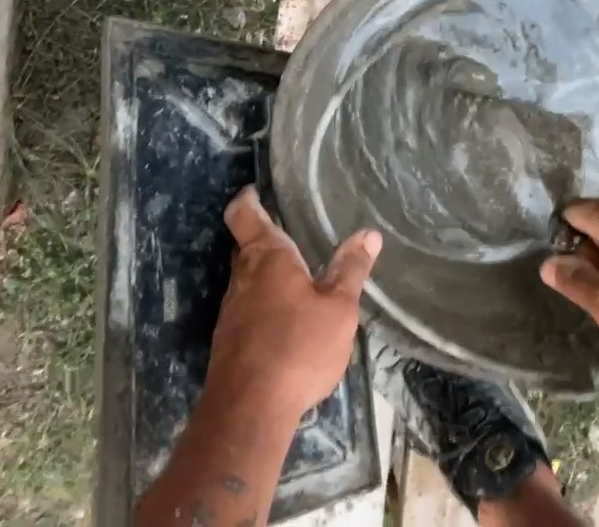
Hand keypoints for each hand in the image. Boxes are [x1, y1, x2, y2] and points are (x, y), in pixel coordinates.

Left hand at [206, 188, 382, 420]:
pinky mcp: (229, 339)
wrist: (250, 408)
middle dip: (264, 238)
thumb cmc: (298, 347)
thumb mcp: (338, 308)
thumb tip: (369, 233)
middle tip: (291, 234)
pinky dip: (263, 302)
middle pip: (246, 246)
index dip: (247, 199)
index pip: (244, 214)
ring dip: (265, 273)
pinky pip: (246, 306)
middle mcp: (243, 276)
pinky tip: (285, 319)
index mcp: (267, 257)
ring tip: (294, 276)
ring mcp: (231, 309)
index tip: (255, 190)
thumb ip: (351, 269)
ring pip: (246, 278)